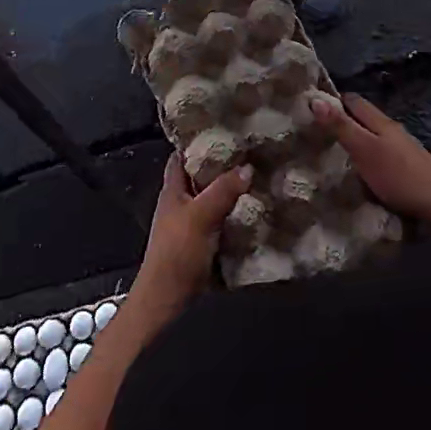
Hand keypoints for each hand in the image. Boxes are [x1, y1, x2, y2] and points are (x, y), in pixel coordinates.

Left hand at [131, 154, 252, 311]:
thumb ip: (223, 190)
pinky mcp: (205, 243)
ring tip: (261, 176)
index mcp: (172, 191)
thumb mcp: (200, 216)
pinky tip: (258, 208)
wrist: (169, 299)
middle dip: (223, 166)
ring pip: (215, 199)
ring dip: (233, 191)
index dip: (196, 142)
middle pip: (201, 177)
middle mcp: (181, 204)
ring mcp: (193, 224)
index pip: (181, 157)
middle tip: (252, 152)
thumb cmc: (177, 252)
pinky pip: (224, 221)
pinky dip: (238, 214)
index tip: (222, 130)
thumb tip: (247, 167)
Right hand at [307, 93, 430, 223]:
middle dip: (340, 121)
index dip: (332, 100)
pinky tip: (355, 171)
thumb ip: (341, 126)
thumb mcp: (364, 149)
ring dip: (352, 140)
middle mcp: (390, 130)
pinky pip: (377, 155)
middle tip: (312, 132)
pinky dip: (363, 157)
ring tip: (328, 152)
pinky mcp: (403, 168)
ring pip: (370, 137)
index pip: (352, 100)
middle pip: (362, 118)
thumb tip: (315, 99)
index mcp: (380, 121)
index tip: (309, 108)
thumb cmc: (398, 174)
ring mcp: (399, 149)